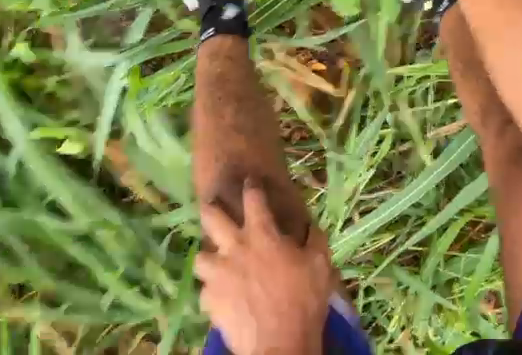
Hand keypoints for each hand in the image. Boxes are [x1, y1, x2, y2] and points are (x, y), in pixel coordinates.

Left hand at [196, 182, 335, 354]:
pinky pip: (204, 291)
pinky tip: (222, 297)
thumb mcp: (321, 266)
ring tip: (215, 262)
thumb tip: (310, 225)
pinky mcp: (209, 300)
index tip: (251, 182)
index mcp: (262, 235)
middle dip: (210, 208)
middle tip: (213, 208)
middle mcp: (235, 248)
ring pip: (200, 256)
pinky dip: (213, 292)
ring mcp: (218, 274)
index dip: (252, 186)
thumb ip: (315, 240)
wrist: (280, 346)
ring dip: (208, 257)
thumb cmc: (303, 303)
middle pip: (211, 216)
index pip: (253, 198)